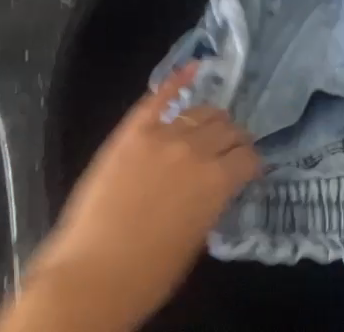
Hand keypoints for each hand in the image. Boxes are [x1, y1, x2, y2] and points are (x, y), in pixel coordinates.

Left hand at [10, 64, 259, 331]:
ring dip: (212, 117)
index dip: (251, 163)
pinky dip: (177, 79)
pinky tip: (192, 68)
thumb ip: (211, 204)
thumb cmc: (148, 274)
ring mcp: (162, 135)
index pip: (248, 158)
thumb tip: (214, 189)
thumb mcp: (196, 241)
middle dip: (234, 138)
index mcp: (218, 182)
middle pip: (227, 129)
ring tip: (213, 123)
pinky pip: (159, 96)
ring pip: (200, 112)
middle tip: (231, 147)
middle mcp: (196, 150)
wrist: (92, 275)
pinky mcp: (132, 131)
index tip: (249, 168)